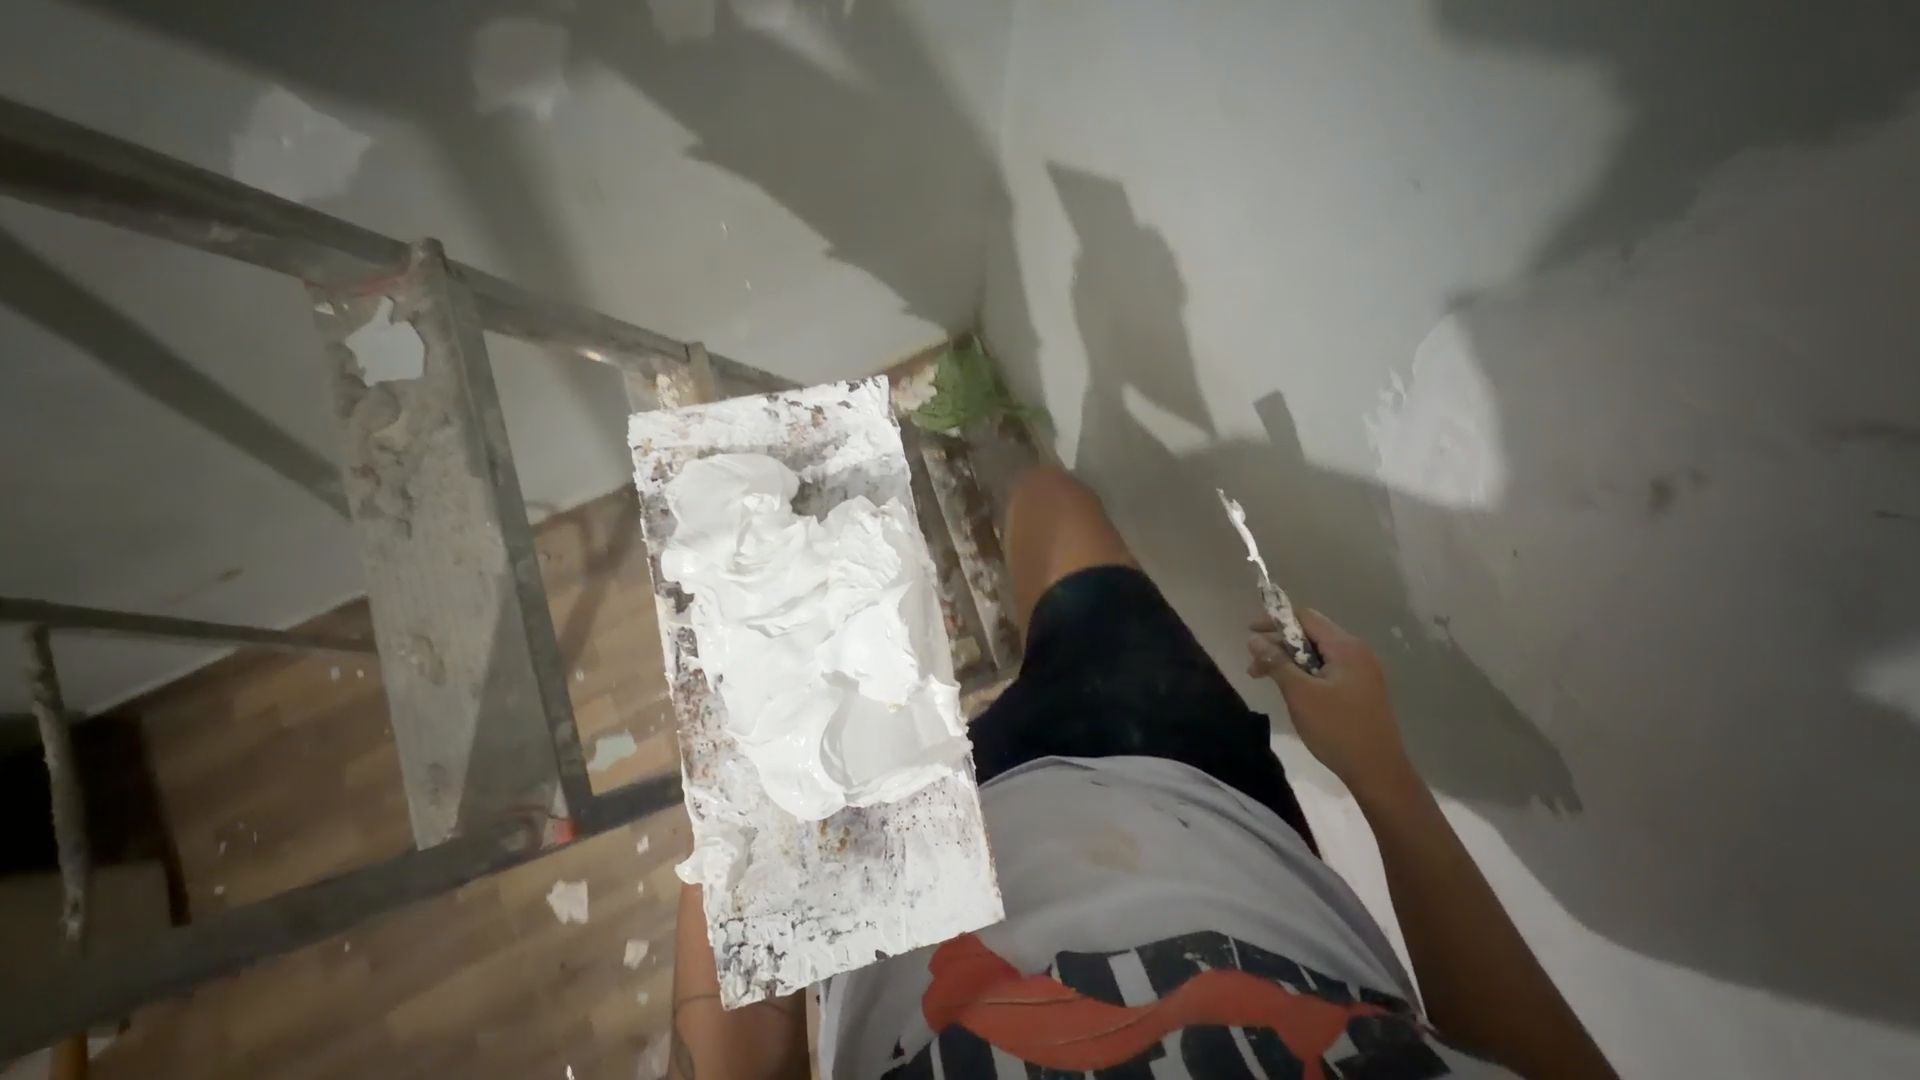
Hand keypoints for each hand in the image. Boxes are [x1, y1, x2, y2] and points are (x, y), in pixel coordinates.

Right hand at [1248, 609, 1415, 798]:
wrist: (1378, 771)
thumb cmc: (1337, 729)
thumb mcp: (1300, 694)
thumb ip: (1277, 662)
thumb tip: (1255, 639)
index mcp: (1346, 648)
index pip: (1306, 618)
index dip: (1275, 621)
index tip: (1249, 634)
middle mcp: (1357, 653)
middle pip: (1312, 635)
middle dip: (1280, 646)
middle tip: (1254, 666)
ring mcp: (1363, 672)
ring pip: (1318, 655)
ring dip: (1290, 662)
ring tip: (1267, 680)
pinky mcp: (1362, 690)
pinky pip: (1328, 671)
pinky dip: (1306, 674)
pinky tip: (1293, 691)